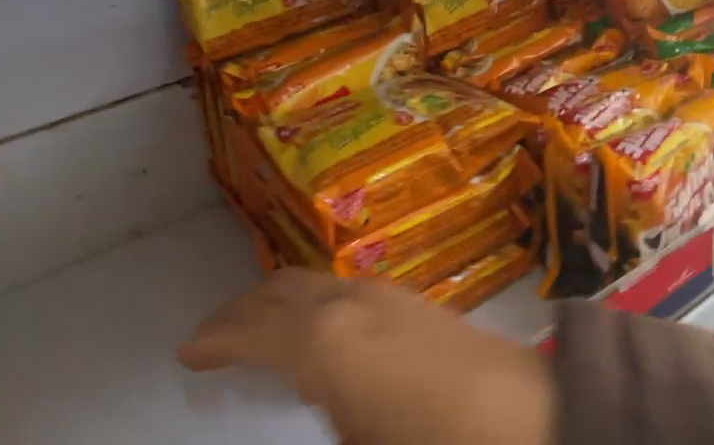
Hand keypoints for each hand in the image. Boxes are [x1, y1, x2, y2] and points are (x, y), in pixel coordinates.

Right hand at [179, 268, 555, 444]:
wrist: (528, 418)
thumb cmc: (430, 443)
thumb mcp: (356, 441)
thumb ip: (320, 412)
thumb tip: (304, 389)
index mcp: (322, 342)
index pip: (252, 332)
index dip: (215, 340)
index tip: (185, 350)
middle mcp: (345, 303)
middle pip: (277, 294)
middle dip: (240, 311)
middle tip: (212, 335)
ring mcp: (380, 295)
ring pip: (310, 284)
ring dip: (276, 302)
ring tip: (256, 329)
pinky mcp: (409, 299)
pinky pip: (339, 290)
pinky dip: (310, 302)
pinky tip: (316, 330)